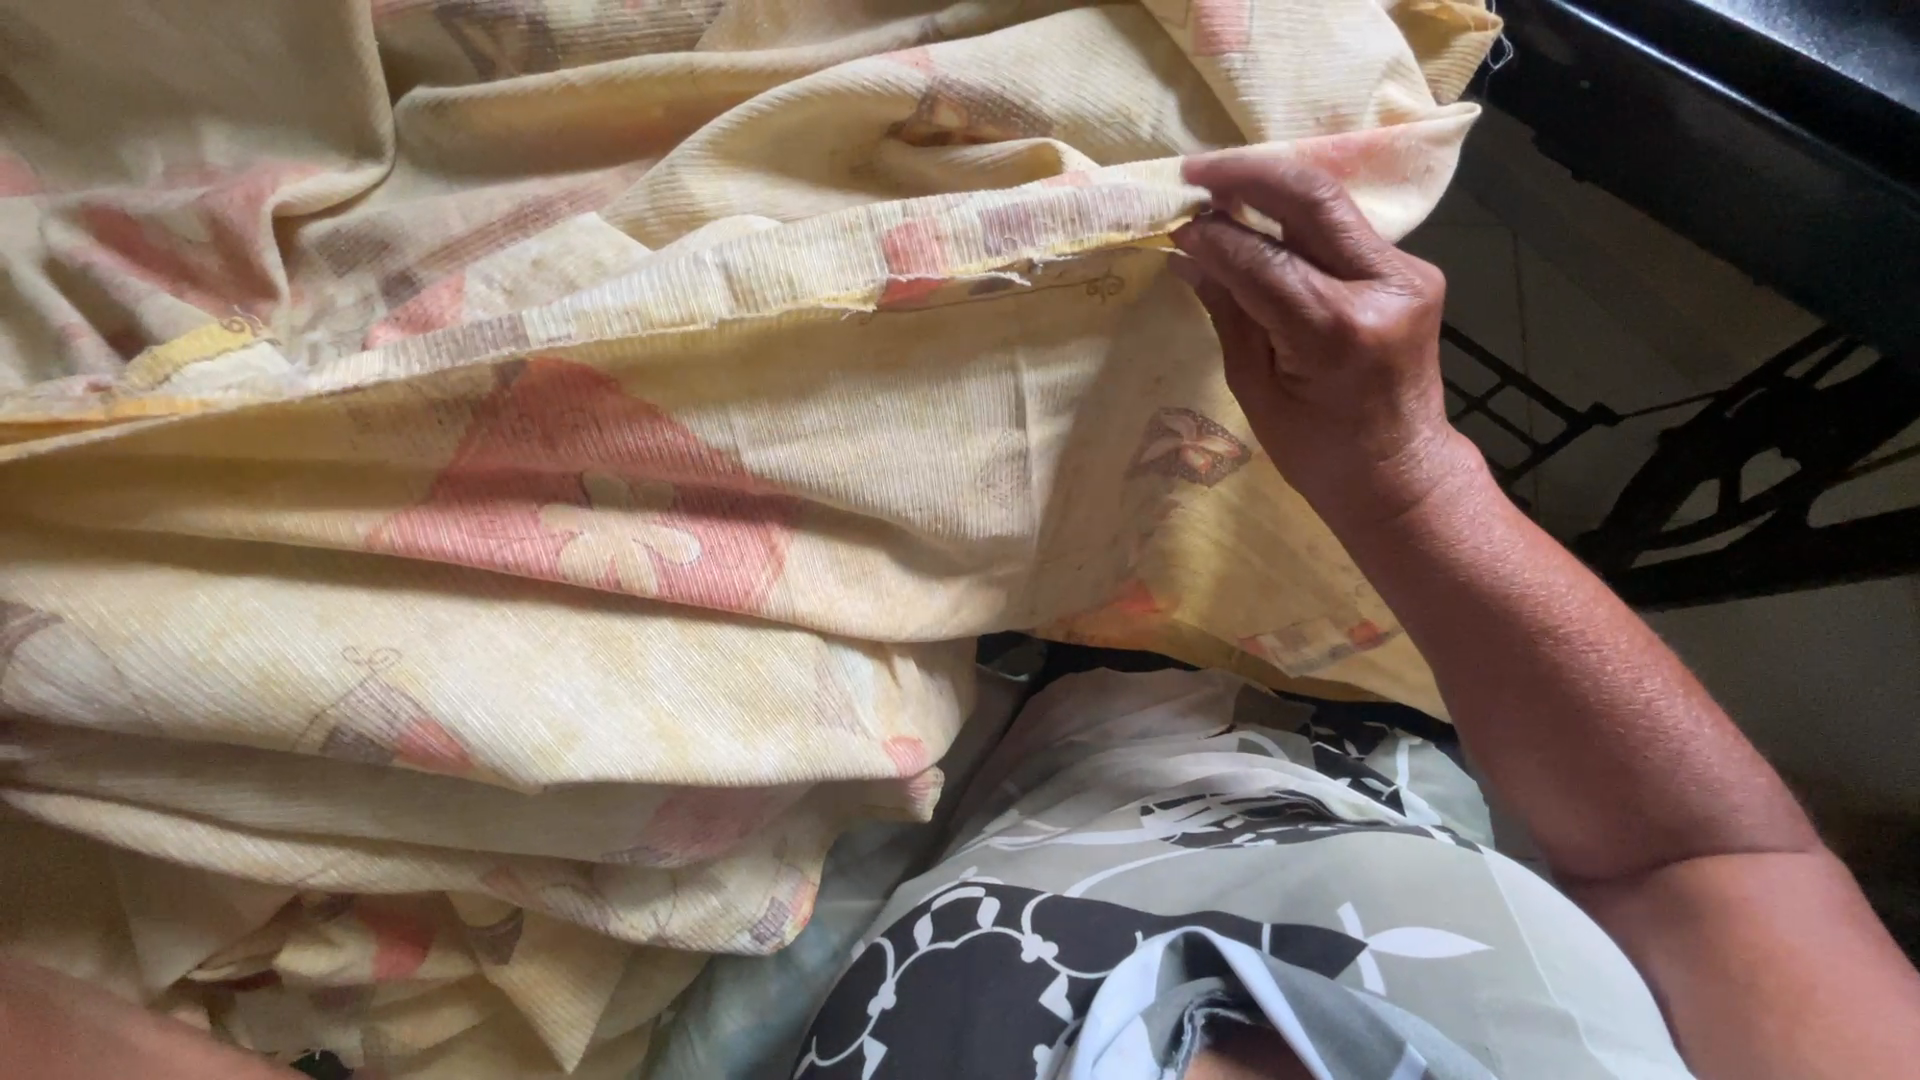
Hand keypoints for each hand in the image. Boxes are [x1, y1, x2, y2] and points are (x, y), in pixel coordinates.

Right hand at [1169, 153, 1483, 532]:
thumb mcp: (1255, 388)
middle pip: (1312, 199)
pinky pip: (1341, 231)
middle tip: (1193, 173)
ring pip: (1330, 206)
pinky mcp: (1410, 271)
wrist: (1397, 471)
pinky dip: (1295, 219)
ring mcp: (1406, 273)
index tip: (1173, 222)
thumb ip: (1229, 312)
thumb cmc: (1315, 450)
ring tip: (1217, 187)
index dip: (1213, 236)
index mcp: (1337, 331)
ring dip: (1271, 189)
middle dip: (1247, 176)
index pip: (1263, 259)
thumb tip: (1191, 256)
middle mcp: (1383, 286)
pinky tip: (1259, 217)